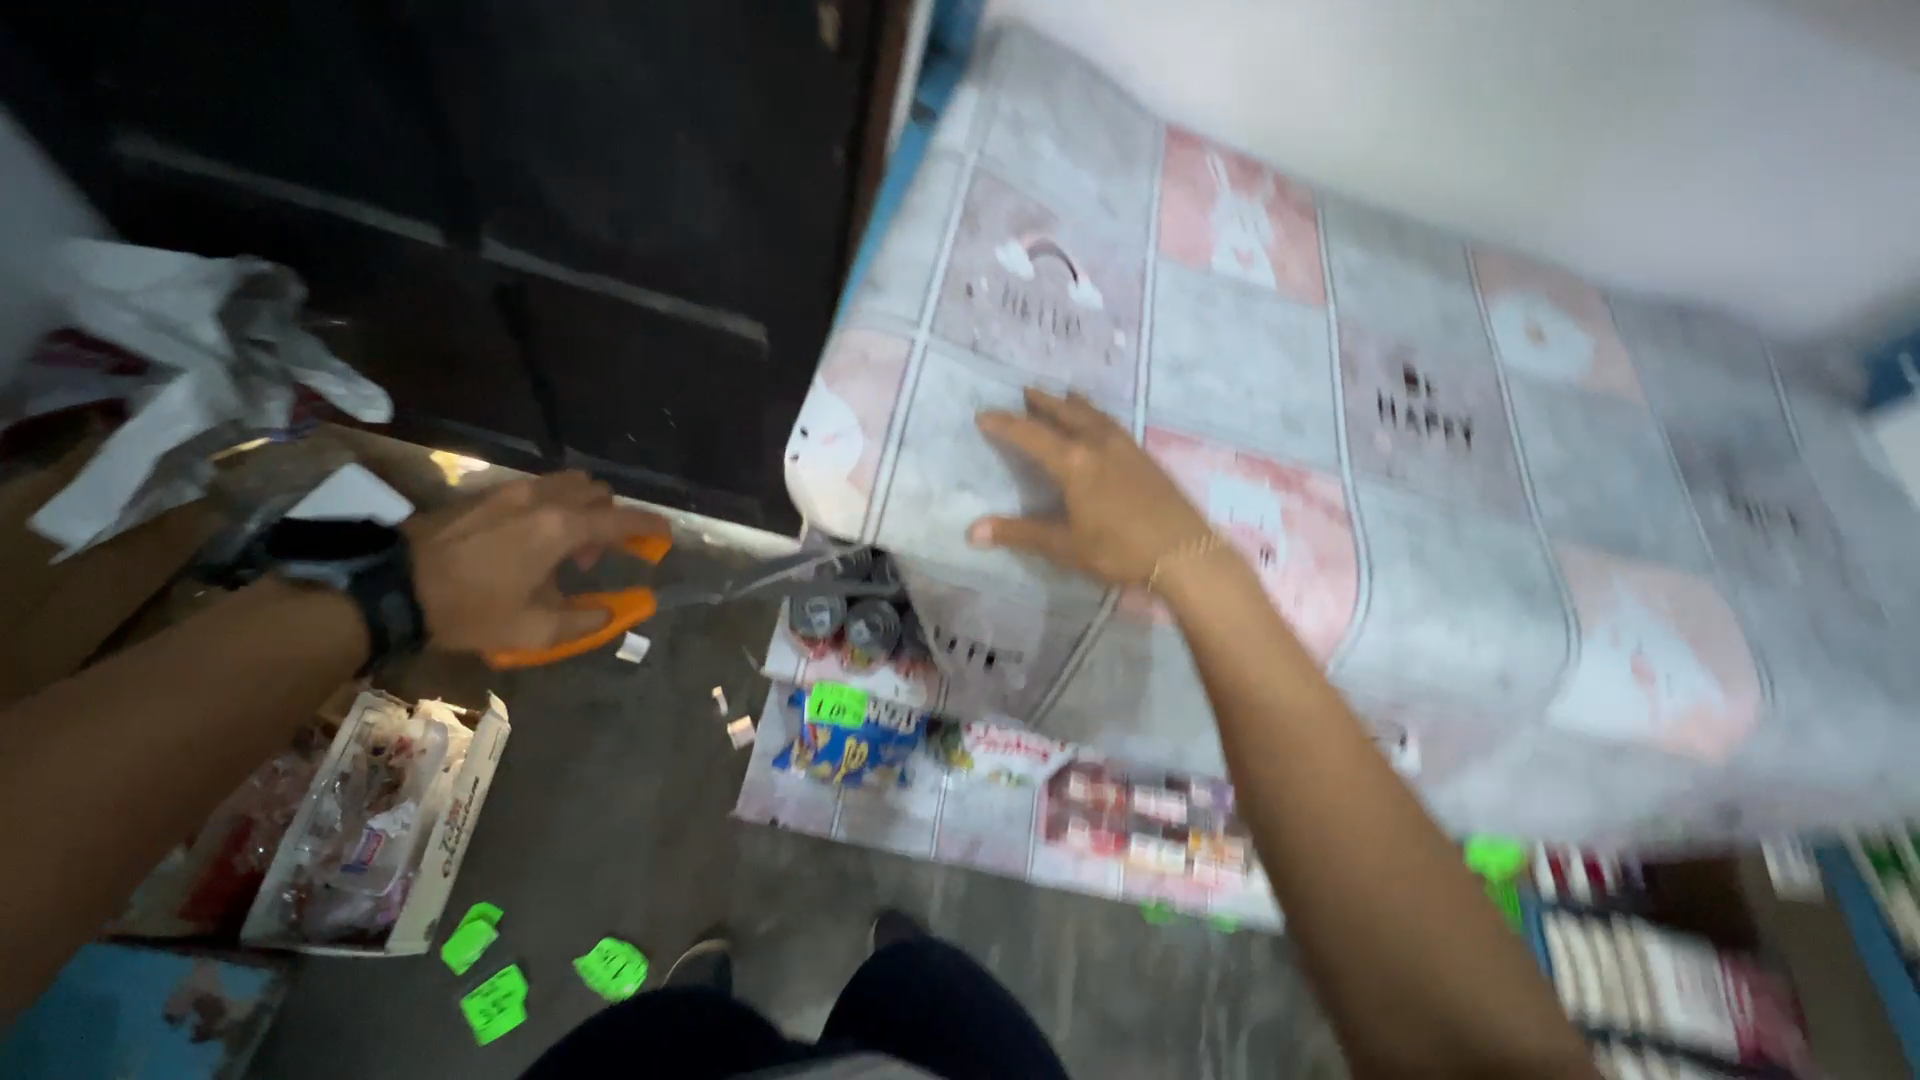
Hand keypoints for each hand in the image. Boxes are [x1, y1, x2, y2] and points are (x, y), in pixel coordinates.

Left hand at [403, 471, 668, 652]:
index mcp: (560, 528)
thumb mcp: (532, 631)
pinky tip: (526, 543)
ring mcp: (509, 491)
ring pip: (565, 484)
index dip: (649, 526)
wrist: (391, 588)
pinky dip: (549, 507)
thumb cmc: (469, 609)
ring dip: (579, 509)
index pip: (622, 518)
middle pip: (596, 491)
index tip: (664, 536)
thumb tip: (610, 613)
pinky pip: (535, 489)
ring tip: (560, 548)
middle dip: (609, 518)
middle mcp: (541, 499)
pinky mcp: (483, 493)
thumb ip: (583, 621)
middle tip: (594, 556)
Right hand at [971, 387, 1210, 586]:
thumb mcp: (1064, 546)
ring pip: (1095, 416)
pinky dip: (1099, 417)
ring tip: (1067, 396)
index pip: (1031, 435)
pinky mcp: (1146, 459)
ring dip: (1075, 405)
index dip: (1005, 424)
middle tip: (1027, 391)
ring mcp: (1127, 448)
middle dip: (1044, 403)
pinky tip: (1103, 427)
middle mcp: (1099, 445)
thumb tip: (972, 532)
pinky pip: (1114, 426)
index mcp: (1074, 462)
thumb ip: (1020, 534)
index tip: (983, 414)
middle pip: (1066, 414)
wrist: (1185, 553)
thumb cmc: (1119, 550)